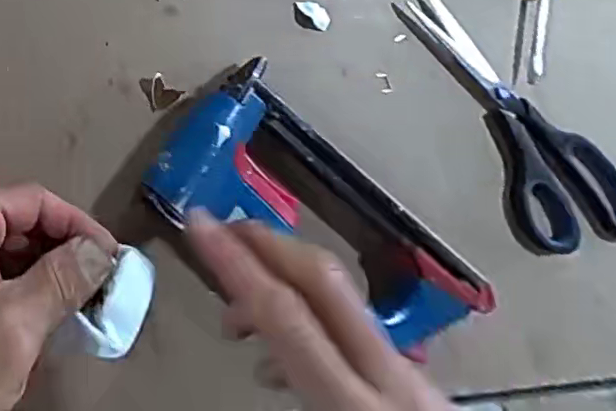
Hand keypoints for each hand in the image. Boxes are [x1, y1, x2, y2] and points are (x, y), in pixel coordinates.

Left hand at [0, 184, 119, 410]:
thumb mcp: (14, 326)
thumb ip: (63, 279)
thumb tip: (102, 251)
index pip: (40, 201)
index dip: (81, 228)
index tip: (113, 261)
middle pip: (26, 223)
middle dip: (64, 255)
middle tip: (99, 289)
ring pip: (11, 250)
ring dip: (45, 277)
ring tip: (76, 309)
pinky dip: (20, 292)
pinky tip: (39, 322)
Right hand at [186, 211, 456, 410]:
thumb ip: (299, 388)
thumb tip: (259, 366)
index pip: (288, 316)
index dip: (236, 264)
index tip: (197, 222)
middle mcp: (391, 384)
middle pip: (323, 282)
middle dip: (264, 245)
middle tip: (216, 233)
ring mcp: (411, 385)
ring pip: (339, 303)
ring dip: (282, 288)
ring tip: (235, 316)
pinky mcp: (418, 396)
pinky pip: (352, 336)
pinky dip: (308, 326)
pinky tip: (280, 363)